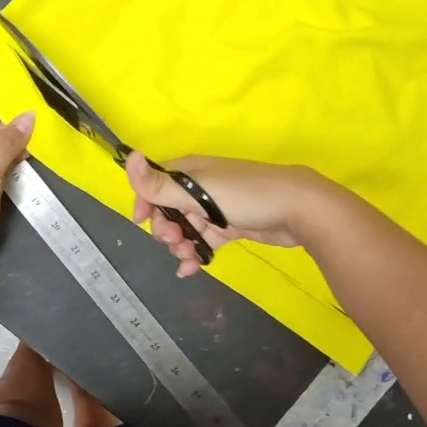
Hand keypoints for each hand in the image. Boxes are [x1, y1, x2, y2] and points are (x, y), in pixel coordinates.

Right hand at [126, 153, 342, 276]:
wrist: (298, 209)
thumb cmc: (244, 196)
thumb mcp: (197, 191)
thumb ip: (159, 183)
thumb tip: (128, 157)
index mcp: (190, 172)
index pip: (155, 183)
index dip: (145, 202)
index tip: (142, 222)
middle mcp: (200, 187)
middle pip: (168, 209)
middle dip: (164, 229)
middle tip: (173, 242)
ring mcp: (216, 208)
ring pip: (186, 229)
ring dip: (179, 245)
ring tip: (186, 258)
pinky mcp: (230, 227)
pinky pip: (204, 241)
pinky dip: (196, 255)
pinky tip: (191, 270)